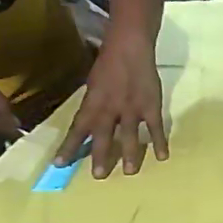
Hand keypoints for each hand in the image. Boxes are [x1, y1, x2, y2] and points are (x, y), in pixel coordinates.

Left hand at [56, 35, 167, 177]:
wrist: (130, 46)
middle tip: (99, 176)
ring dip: (130, 155)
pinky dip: (159, 142)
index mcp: (93, 102)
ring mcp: (132, 108)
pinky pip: (155, 128)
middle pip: (104, 136)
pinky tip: (162, 156)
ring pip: (129, 135)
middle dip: (101, 156)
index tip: (60, 164)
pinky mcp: (151, 106)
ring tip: (130, 172)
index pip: (78, 128)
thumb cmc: (109, 63)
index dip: (69, 146)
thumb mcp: (93, 83)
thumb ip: (93, 105)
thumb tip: (89, 125)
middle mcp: (111, 108)